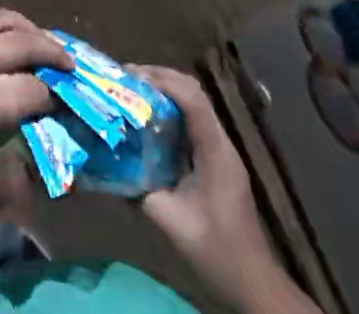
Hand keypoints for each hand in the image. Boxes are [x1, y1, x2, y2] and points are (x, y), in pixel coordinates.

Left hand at [0, 0, 69, 206]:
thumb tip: (46, 94)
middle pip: (25, 43)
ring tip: (40, 41)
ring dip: (28, 28)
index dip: (54, 93)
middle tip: (67, 63)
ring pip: (2, 17)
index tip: (65, 95)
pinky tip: (1, 26)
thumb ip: (17, 115)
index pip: (34, 87)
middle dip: (53, 53)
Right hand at [135, 65, 314, 312]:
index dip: (162, 80)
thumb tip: (107, 165)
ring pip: (194, 106)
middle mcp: (221, 142)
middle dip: (160, 79)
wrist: (251, 282)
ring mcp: (221, 151)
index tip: (129, 75)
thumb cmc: (214, 250)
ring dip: (164, 94)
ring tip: (131, 92)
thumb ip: (137, 189)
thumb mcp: (169, 220)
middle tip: (125, 78)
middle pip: (194, 93)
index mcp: (215, 150)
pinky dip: (169, 114)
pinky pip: (192, 125)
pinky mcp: (216, 162)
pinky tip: (147, 124)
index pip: (192, 98)